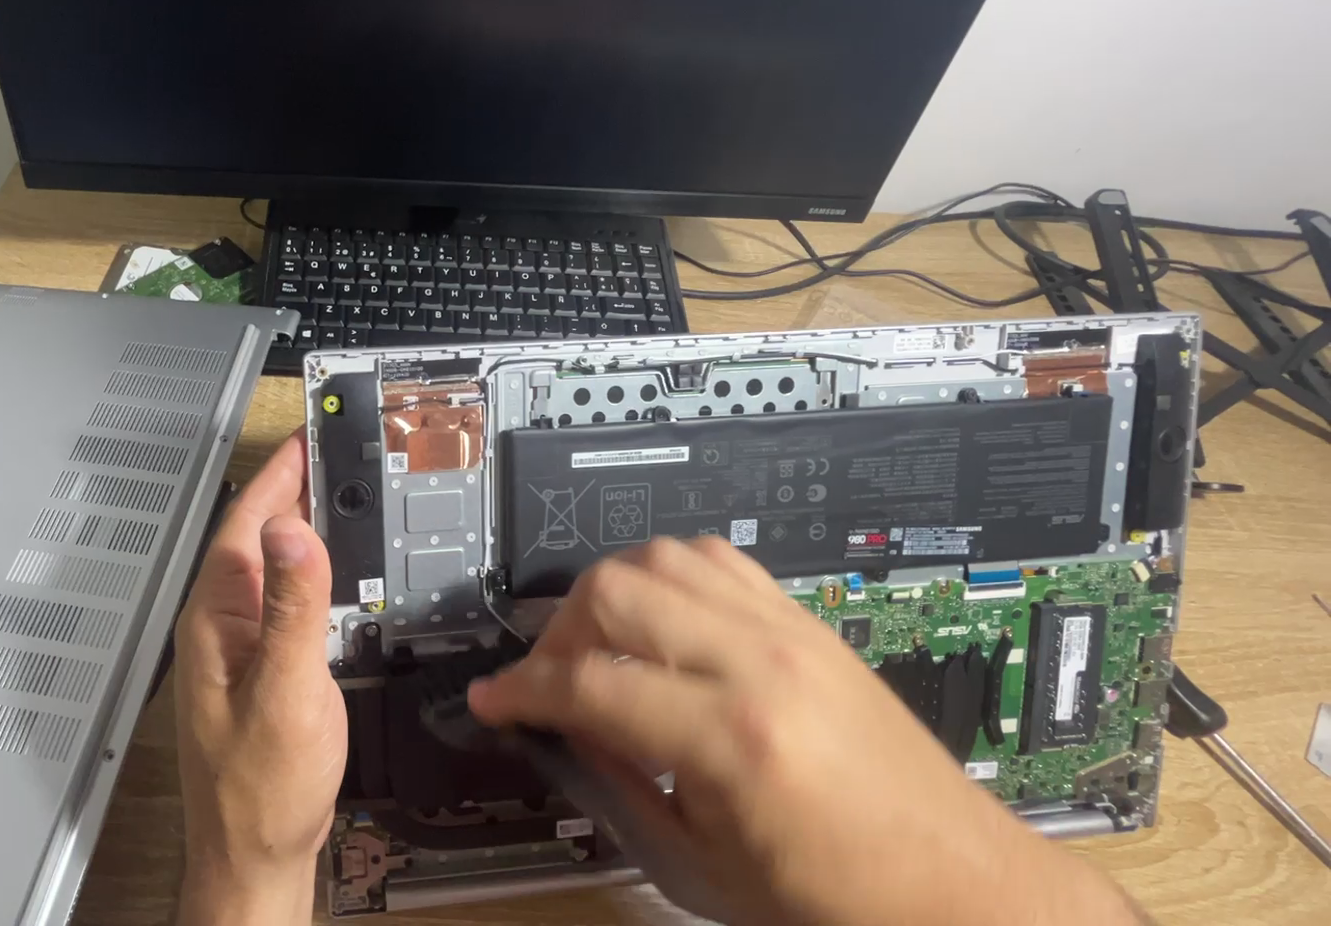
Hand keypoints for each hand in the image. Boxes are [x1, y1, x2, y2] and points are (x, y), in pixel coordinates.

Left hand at [173, 431, 344, 925]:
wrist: (258, 853)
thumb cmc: (261, 784)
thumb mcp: (284, 690)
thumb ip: (290, 608)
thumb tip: (292, 528)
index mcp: (218, 615)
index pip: (244, 522)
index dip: (277, 474)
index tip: (308, 437)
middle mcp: (224, 620)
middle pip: (256, 535)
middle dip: (292, 488)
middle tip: (335, 453)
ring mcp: (242, 642)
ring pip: (272, 562)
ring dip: (301, 523)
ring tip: (340, 492)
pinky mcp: (264, 661)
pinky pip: (286, 594)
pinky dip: (311, 565)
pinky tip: (335, 564)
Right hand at [467, 537, 1147, 925]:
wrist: (958, 886)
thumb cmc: (826, 900)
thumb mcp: (695, 866)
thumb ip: (612, 783)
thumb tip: (556, 723)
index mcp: (730, 741)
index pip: (590, 683)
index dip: (523, 689)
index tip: (491, 699)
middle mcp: (755, 662)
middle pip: (613, 593)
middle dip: (558, 633)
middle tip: (553, 678)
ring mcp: (784, 627)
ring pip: (656, 557)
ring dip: (607, 595)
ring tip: (602, 643)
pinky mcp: (802, 617)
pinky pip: (710, 557)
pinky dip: (663, 575)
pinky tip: (659, 617)